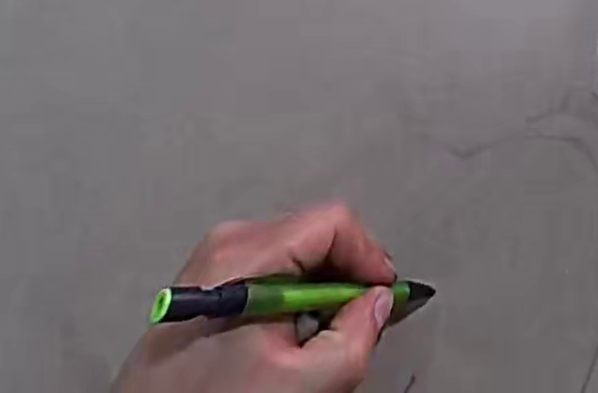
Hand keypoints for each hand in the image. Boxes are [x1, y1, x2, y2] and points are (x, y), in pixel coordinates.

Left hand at [114, 203, 396, 392]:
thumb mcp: (297, 386)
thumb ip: (352, 339)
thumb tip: (379, 300)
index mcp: (247, 253)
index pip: (332, 221)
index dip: (369, 254)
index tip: (387, 295)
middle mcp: (231, 238)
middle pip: (316, 230)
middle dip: (347, 271)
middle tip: (361, 318)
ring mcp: (217, 252)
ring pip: (298, 245)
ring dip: (324, 281)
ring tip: (326, 330)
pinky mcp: (211, 272)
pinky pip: (274, 261)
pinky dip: (298, 287)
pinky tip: (294, 329)